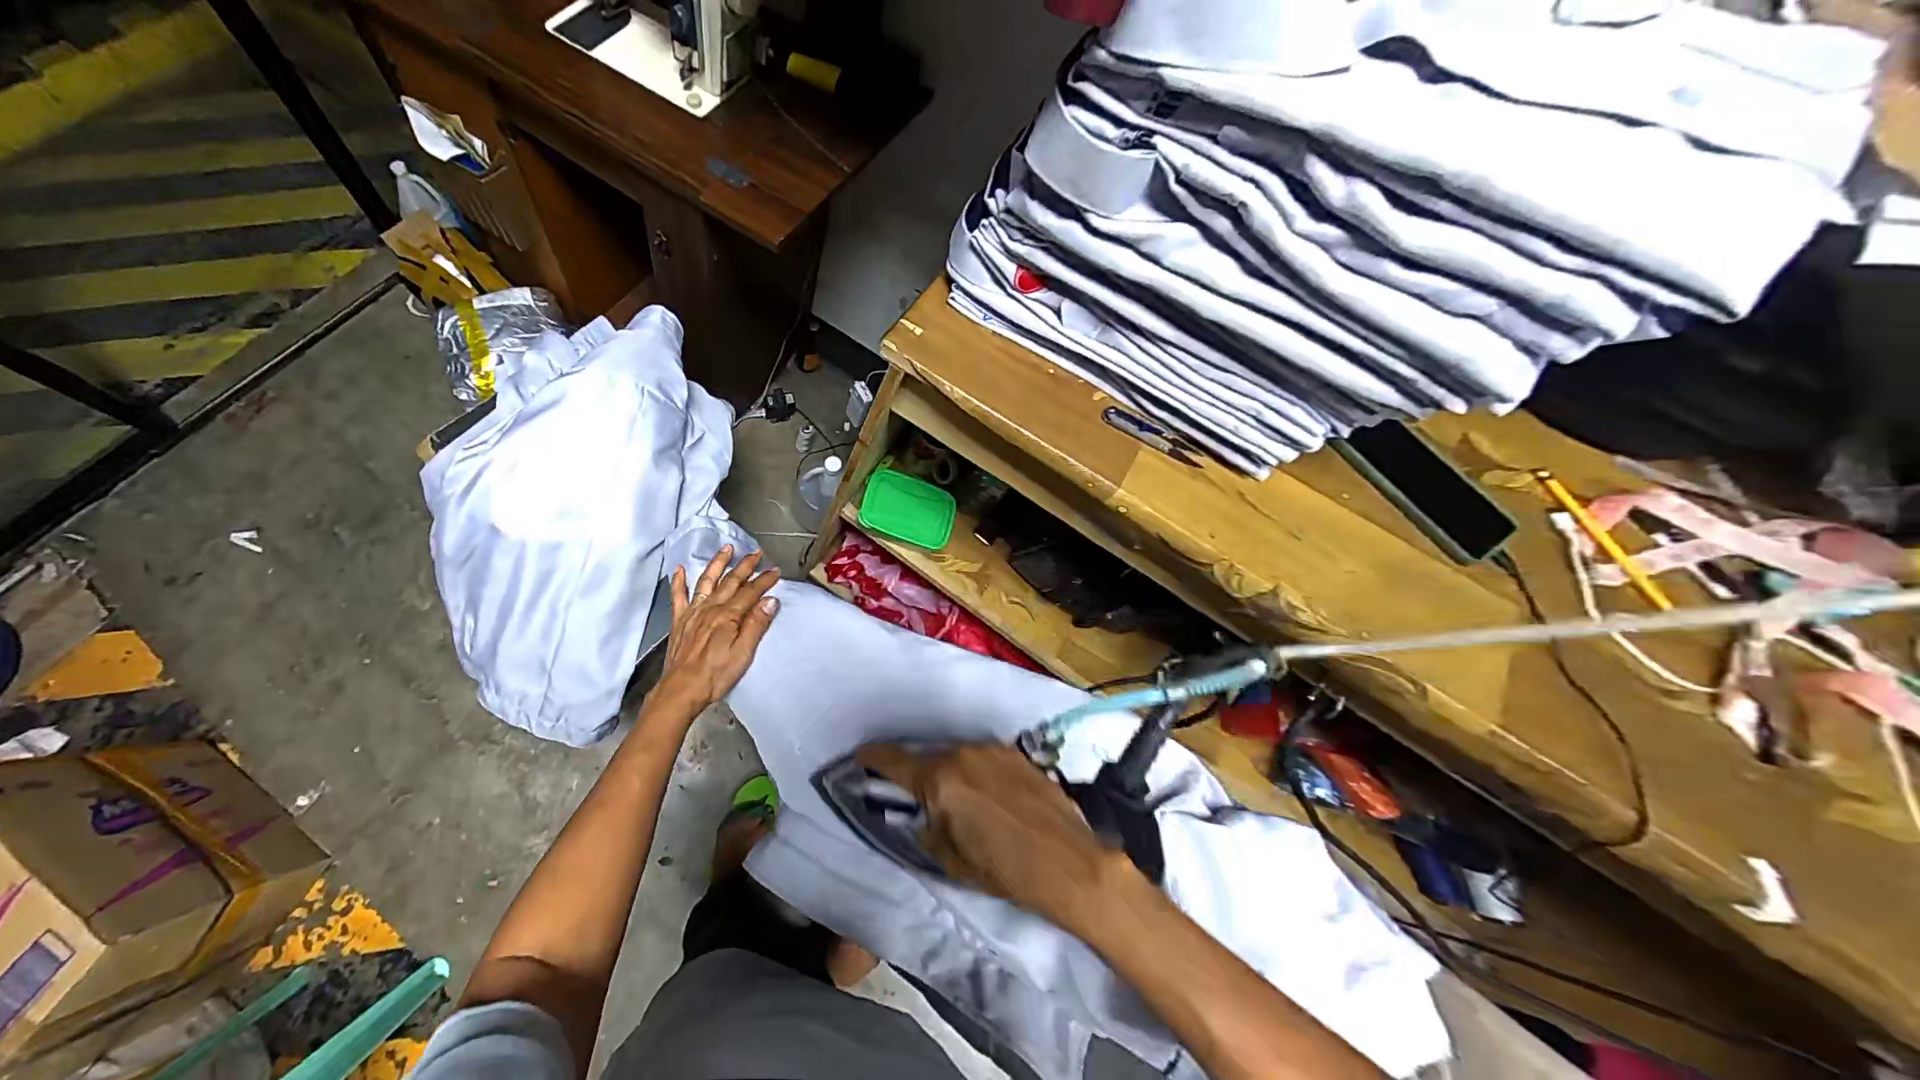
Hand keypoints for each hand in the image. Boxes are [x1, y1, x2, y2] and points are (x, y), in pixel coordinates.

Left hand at [655, 547, 780, 712]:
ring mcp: (693, 613)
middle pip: (730, 582)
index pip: (750, 592)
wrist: (681, 690)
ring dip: (717, 564)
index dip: (764, 580)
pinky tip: (679, 569)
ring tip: (726, 549)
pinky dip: (679, 581)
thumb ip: (756, 625)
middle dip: (745, 566)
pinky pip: (679, 596)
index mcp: (728, 616)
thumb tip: (770, 601)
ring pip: (706, 581)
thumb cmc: (715, 675)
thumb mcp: (743, 653)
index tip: (776, 570)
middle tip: (756, 553)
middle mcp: (710, 609)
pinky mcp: (680, 622)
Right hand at [857, 742, 1138, 933]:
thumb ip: (926, 828)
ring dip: (948, 771)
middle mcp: (963, 753)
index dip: (872, 758)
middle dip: (915, 774)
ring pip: (956, 755)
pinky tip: (986, 795)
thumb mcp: (950, 858)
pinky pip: (982, 757)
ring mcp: (993, 749)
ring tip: (957, 799)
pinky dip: (974, 771)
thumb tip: (920, 814)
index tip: (860, 759)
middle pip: (926, 757)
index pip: (893, 759)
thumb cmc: (1004, 870)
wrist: (1069, 862)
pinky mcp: (1017, 754)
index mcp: (940, 779)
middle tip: (913, 795)